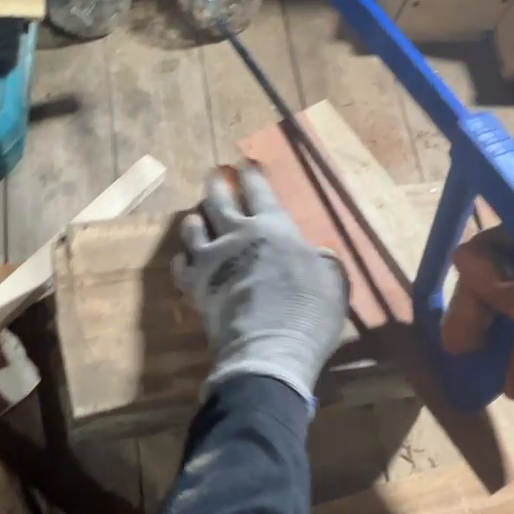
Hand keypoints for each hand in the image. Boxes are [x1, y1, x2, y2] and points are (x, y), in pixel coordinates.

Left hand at [172, 164, 348, 406]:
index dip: (250, 174)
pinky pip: (181, 264)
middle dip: (216, 183)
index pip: (258, 190)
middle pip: (218, 199)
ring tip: (196, 216)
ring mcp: (210, 259)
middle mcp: (237, 234)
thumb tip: (313, 253)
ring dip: (196, 219)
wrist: (268, 349)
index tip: (244, 163)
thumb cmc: (308, 313)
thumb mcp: (333, 281)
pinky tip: (186, 260)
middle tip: (213, 174)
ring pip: (193, 227)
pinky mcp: (193, 286)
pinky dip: (183, 259)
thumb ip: (320, 260)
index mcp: (273, 227)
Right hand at [441, 229, 513, 461]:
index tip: (473, 272)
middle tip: (468, 326)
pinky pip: (479, 310)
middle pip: (495, 259)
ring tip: (463, 343)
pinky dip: (468, 324)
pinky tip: (466, 344)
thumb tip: (462, 253)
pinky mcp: (513, 326)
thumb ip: (509, 283)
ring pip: (480, 286)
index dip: (494, 246)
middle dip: (475, 291)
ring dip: (466, 313)